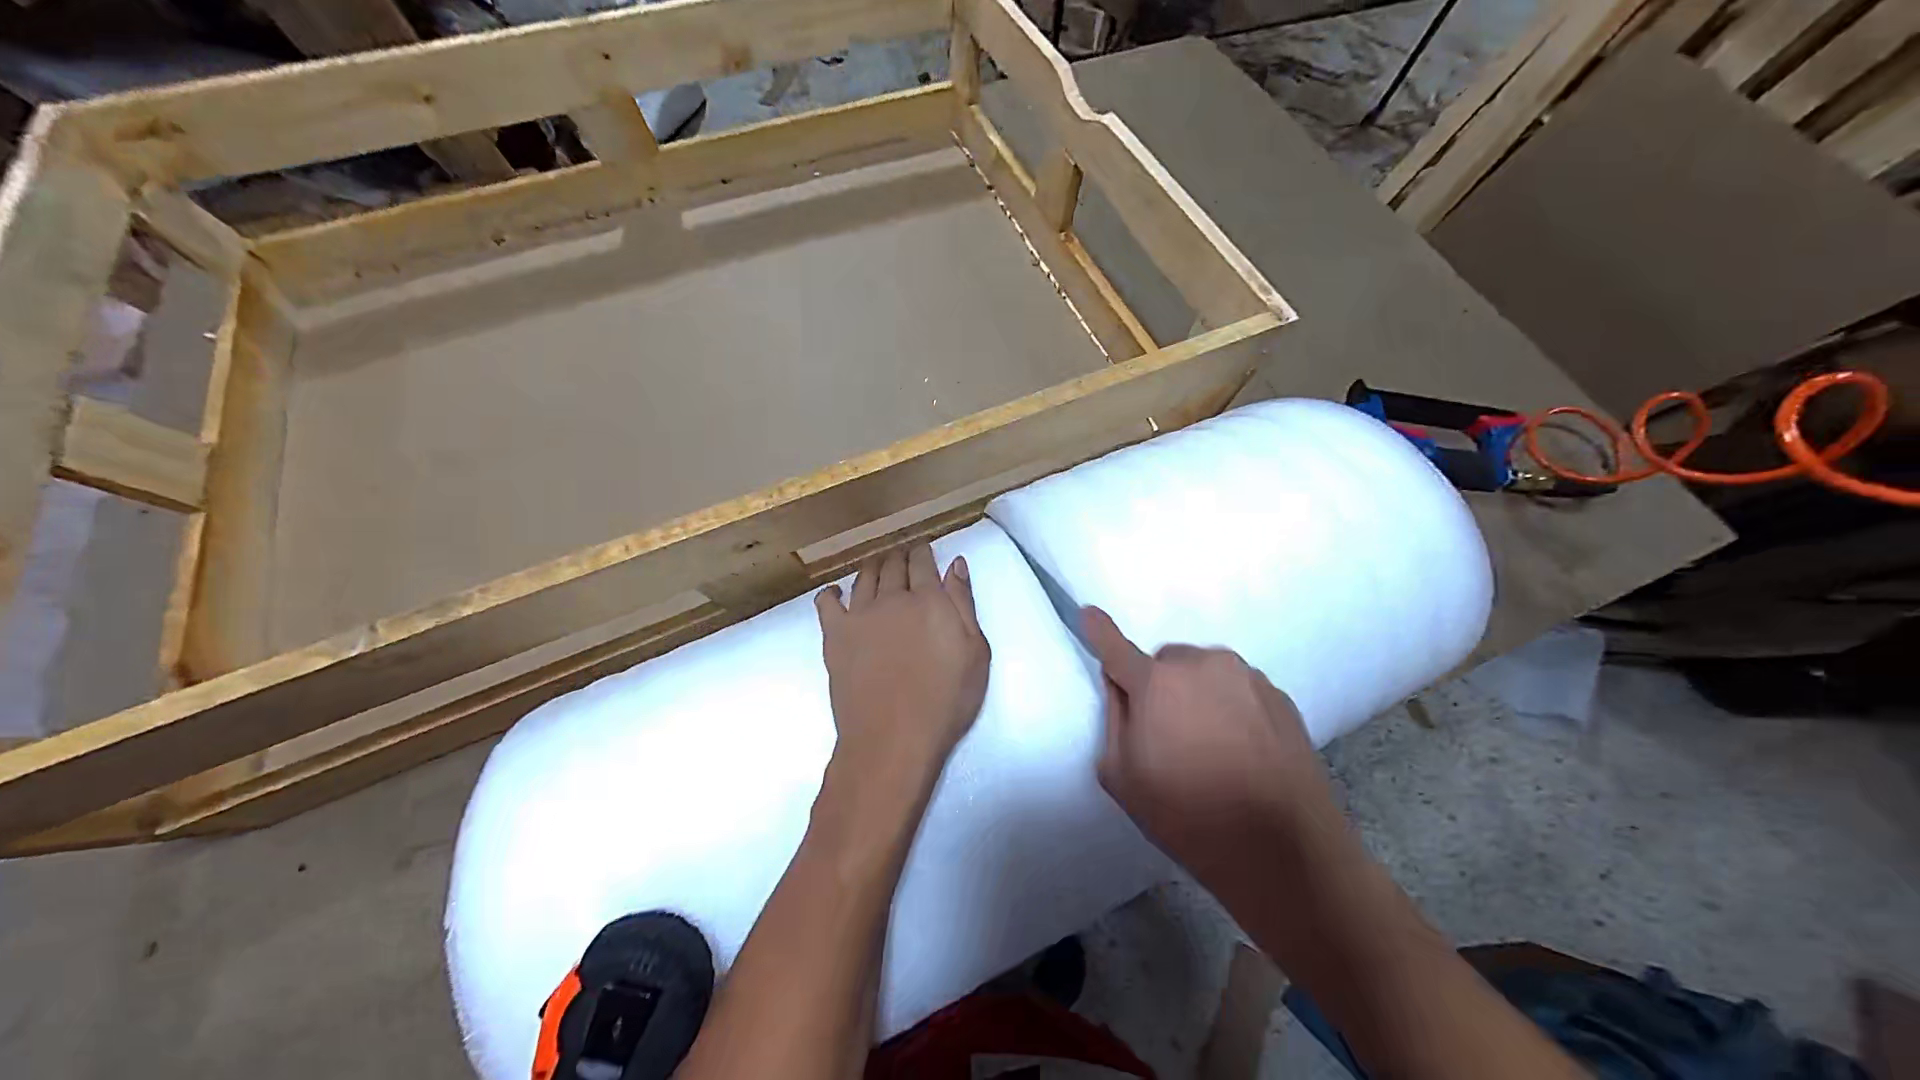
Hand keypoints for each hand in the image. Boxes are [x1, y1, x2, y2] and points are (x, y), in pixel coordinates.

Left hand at [815, 543, 989, 785]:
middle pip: (893, 565)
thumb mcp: (975, 653)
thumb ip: (963, 604)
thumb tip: (955, 564)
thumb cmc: (945, 700)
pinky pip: (827, 603)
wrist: (893, 736)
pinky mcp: (835, 635)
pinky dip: (831, 593)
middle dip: (899, 556)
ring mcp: (859, 615)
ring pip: (864, 578)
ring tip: (876, 565)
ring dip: (872, 567)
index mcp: (928, 600)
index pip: (923, 563)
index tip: (923, 548)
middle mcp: (891, 598)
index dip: (923, 552)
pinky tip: (835, 592)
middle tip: (901, 554)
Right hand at [1082, 606, 1339, 880]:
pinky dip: (1231, 707)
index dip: (1099, 631)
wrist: (1283, 850)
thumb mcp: (1122, 776)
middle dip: (1160, 686)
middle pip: (1166, 662)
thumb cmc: (1188, 814)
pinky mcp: (1280, 696)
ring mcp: (1247, 677)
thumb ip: (1114, 719)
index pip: (1116, 647)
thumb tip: (1119, 685)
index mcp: (1157, 682)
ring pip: (1205, 673)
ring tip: (1209, 747)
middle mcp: (1203, 664)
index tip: (1088, 613)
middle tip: (1168, 735)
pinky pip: (1239, 689)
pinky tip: (1240, 750)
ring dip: (1197, 694)